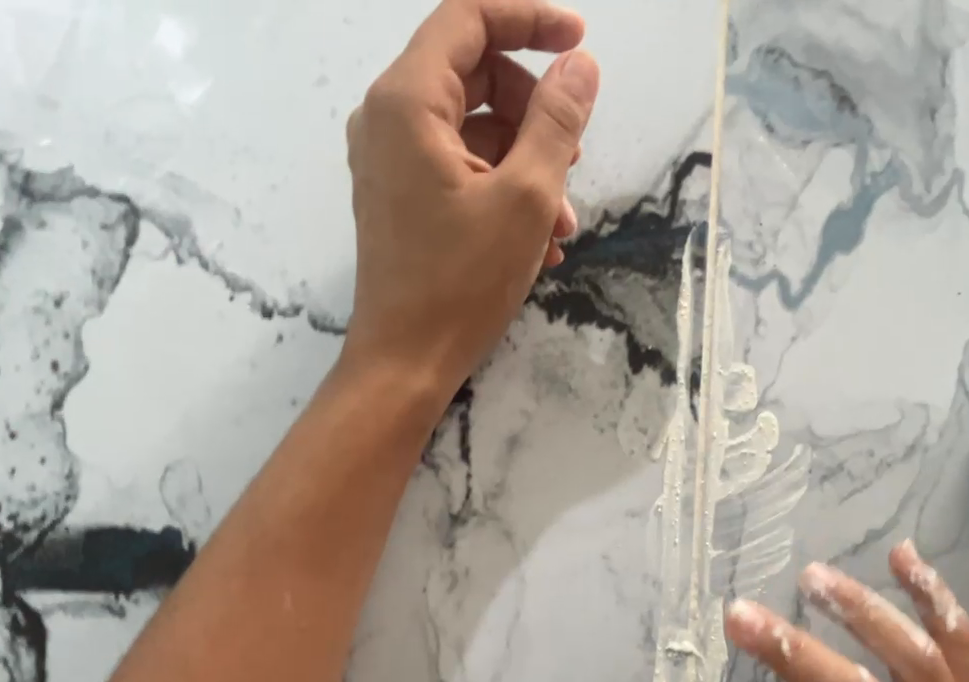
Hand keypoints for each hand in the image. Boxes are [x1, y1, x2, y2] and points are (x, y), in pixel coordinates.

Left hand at [344, 0, 597, 382]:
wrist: (405, 361)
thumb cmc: (462, 282)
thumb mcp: (525, 197)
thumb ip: (556, 121)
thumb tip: (580, 65)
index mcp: (407, 101)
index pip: (469, 20)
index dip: (529, 20)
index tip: (579, 42)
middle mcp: (387, 119)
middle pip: (474, 76)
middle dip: (535, 113)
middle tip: (576, 159)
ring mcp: (390, 161)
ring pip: (472, 129)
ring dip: (527, 165)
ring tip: (561, 223)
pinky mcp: (400, 197)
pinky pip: (459, 169)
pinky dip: (501, 190)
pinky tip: (537, 240)